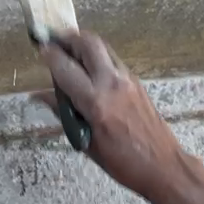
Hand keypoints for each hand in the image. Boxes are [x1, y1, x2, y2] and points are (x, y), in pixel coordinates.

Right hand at [41, 30, 192, 201]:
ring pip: (102, 47)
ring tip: (70, 52)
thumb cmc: (122, 162)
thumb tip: (39, 96)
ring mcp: (127, 79)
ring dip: (83, 44)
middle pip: (88, 43)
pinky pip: (112, 59)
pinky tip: (89, 71)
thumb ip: (63, 113)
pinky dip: (97, 57)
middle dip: (68, 38)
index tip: (40, 47)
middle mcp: (111, 83)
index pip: (66, 68)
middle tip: (55, 42)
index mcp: (96, 102)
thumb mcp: (86, 142)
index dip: (50, 54)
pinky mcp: (136, 81)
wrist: (164, 166)